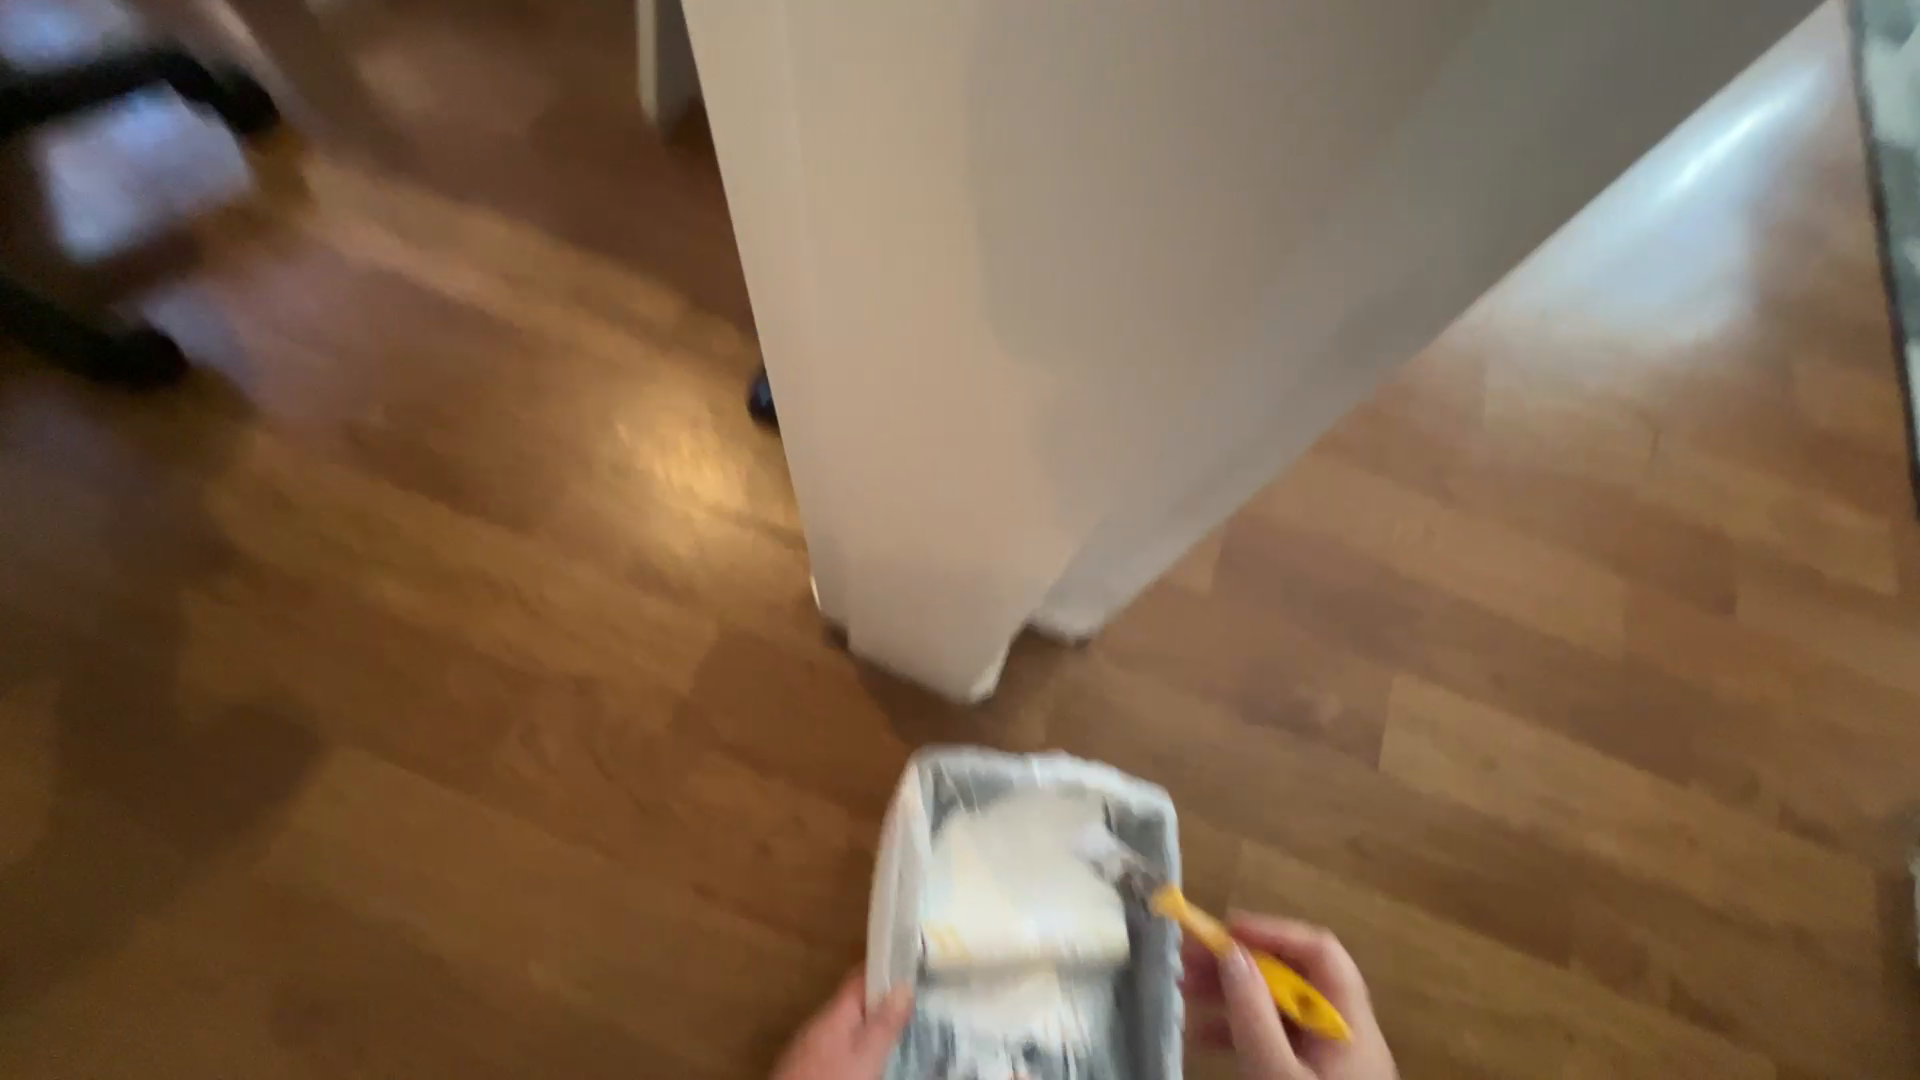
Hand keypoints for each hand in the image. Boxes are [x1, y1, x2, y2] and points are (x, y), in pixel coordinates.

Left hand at [771, 971, 913, 1079]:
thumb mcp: (866, 1057)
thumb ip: (885, 1023)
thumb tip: (904, 984)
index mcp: (834, 1010)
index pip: (860, 975)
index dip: (884, 968)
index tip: (906, 967)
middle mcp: (818, 1020)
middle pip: (852, 1001)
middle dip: (877, 1001)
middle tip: (906, 1007)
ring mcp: (807, 1043)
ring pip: (842, 1024)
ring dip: (864, 1025)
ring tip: (889, 1034)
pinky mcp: (803, 1064)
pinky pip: (833, 1044)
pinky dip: (851, 1044)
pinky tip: (860, 1059)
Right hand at [1182, 913, 1396, 1079]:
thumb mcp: (1275, 1075)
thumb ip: (1252, 1012)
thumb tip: (1231, 951)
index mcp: (1350, 1027)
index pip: (1320, 953)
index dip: (1272, 931)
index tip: (1222, 931)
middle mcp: (1343, 1036)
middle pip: (1293, 976)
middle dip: (1238, 961)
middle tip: (1186, 956)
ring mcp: (1327, 1064)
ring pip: (1276, 1006)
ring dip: (1229, 992)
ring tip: (1181, 989)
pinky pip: (1271, 1040)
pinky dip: (1234, 1029)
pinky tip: (1198, 1037)